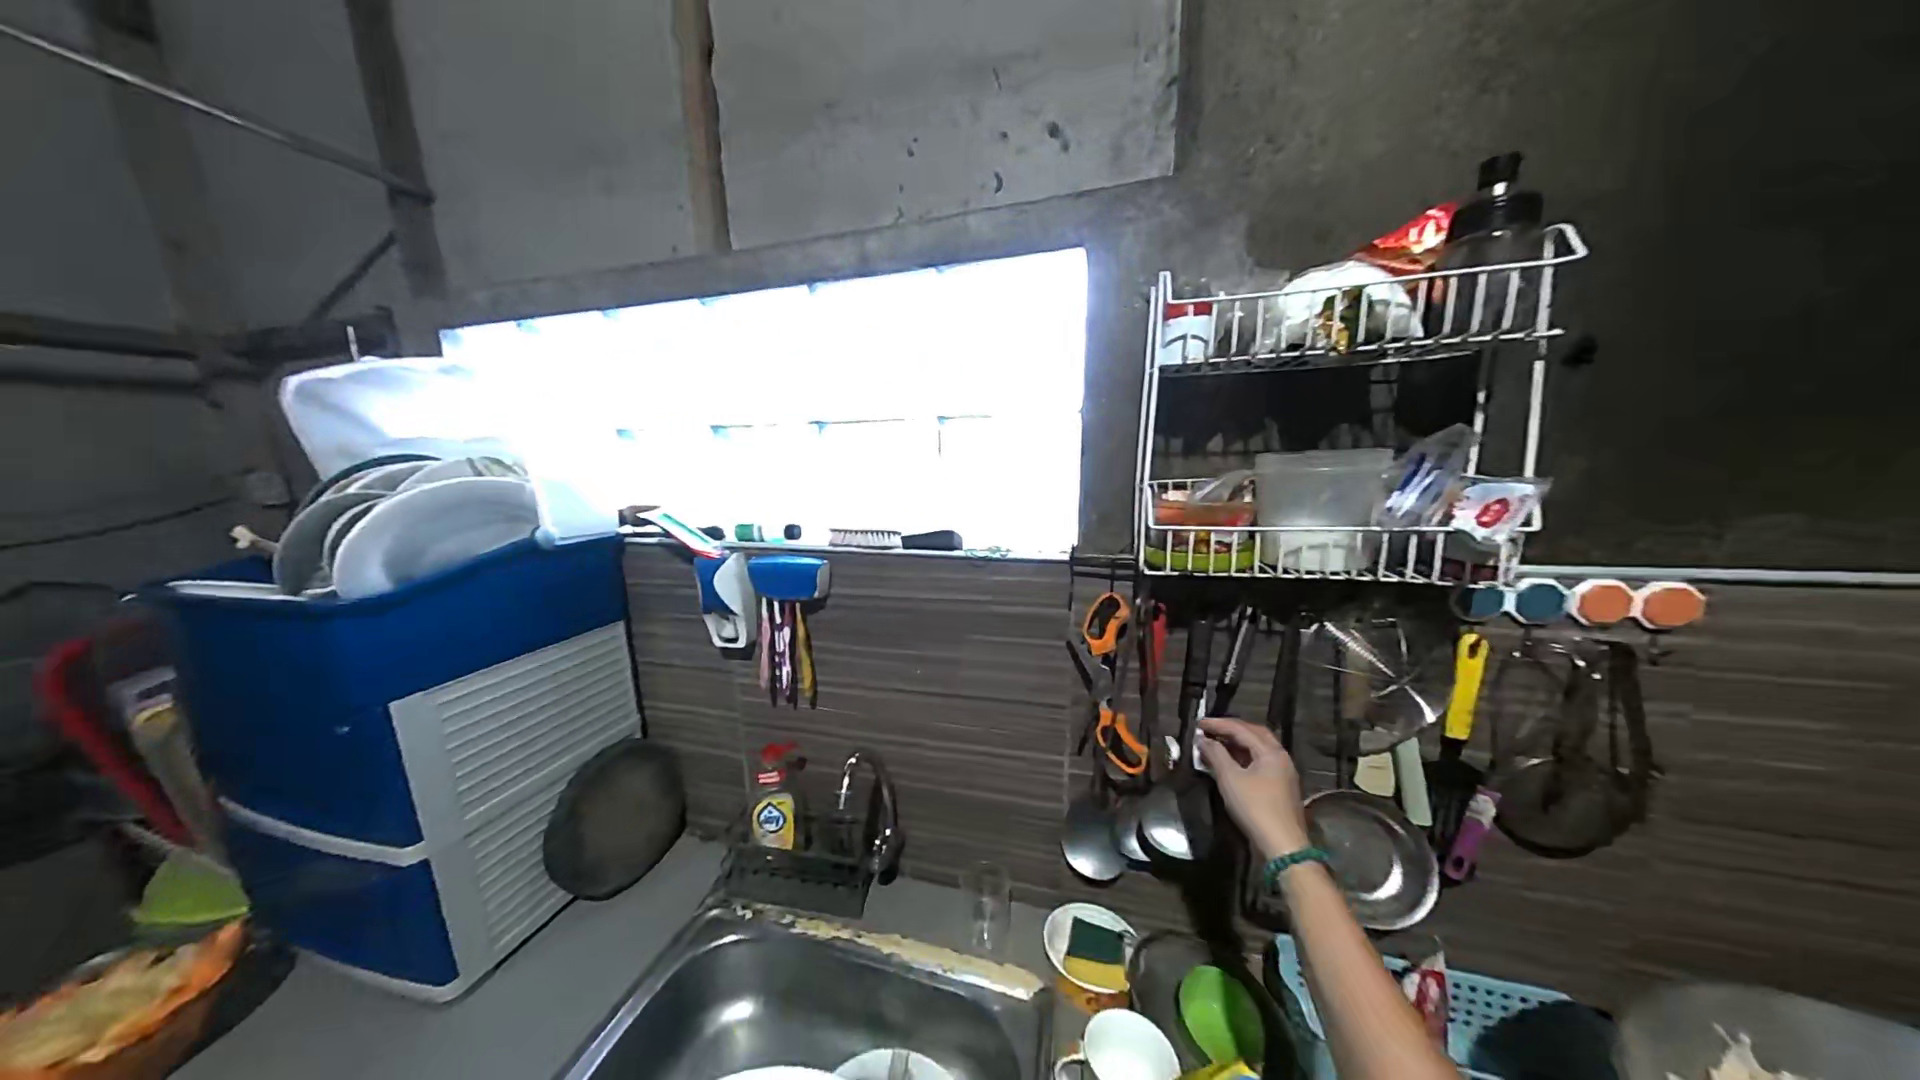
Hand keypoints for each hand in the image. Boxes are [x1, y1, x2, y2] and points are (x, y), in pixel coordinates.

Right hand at [1197, 715, 1310, 856]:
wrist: (1283, 845)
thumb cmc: (1255, 807)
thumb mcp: (1230, 779)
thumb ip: (1216, 754)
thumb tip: (1203, 740)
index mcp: (1271, 751)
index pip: (1241, 729)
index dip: (1218, 724)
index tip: (1198, 723)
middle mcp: (1280, 757)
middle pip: (1254, 734)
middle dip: (1230, 729)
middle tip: (1209, 729)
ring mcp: (1283, 772)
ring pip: (1258, 748)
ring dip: (1236, 742)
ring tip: (1215, 742)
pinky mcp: (1280, 786)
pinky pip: (1260, 761)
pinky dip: (1243, 756)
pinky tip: (1229, 761)